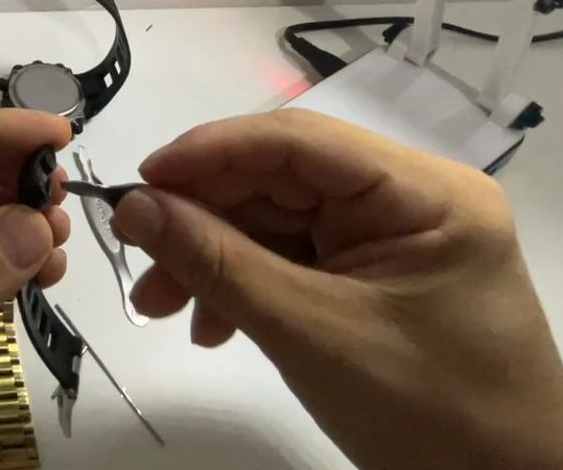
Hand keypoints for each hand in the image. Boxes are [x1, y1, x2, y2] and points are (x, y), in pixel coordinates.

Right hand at [111, 108, 562, 469]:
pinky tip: (207, 322)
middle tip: (137, 252)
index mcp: (422, 191)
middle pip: (274, 177)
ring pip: (268, 214)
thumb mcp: (310, 334)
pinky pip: (284, 250)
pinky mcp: (365, 263)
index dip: (210, 152)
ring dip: (209, 256)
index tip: (143, 181)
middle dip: (201, 218)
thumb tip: (130, 205)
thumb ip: (215, 261)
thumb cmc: (432, 422)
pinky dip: (238, 280)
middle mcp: (404, 194)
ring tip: (159, 303)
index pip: (296, 140)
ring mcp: (385, 229)